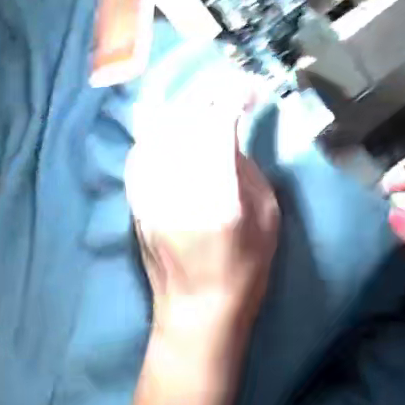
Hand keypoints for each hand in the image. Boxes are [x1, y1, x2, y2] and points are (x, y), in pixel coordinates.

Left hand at [125, 88, 279, 361]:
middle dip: (209, 96)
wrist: (196, 315)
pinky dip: (158, 130)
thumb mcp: (268, 217)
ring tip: (204, 102)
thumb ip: (248, 170)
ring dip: (183, 109)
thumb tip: (230, 137)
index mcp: (218, 198)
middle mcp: (178, 191)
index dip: (233, 98)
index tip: (250, 90)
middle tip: (229, 89)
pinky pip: (141, 151)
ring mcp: (150, 195)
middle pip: (185, 122)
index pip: (217, 127)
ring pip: (158, 132)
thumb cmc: (245, 270)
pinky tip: (173, 126)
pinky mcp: (136, 201)